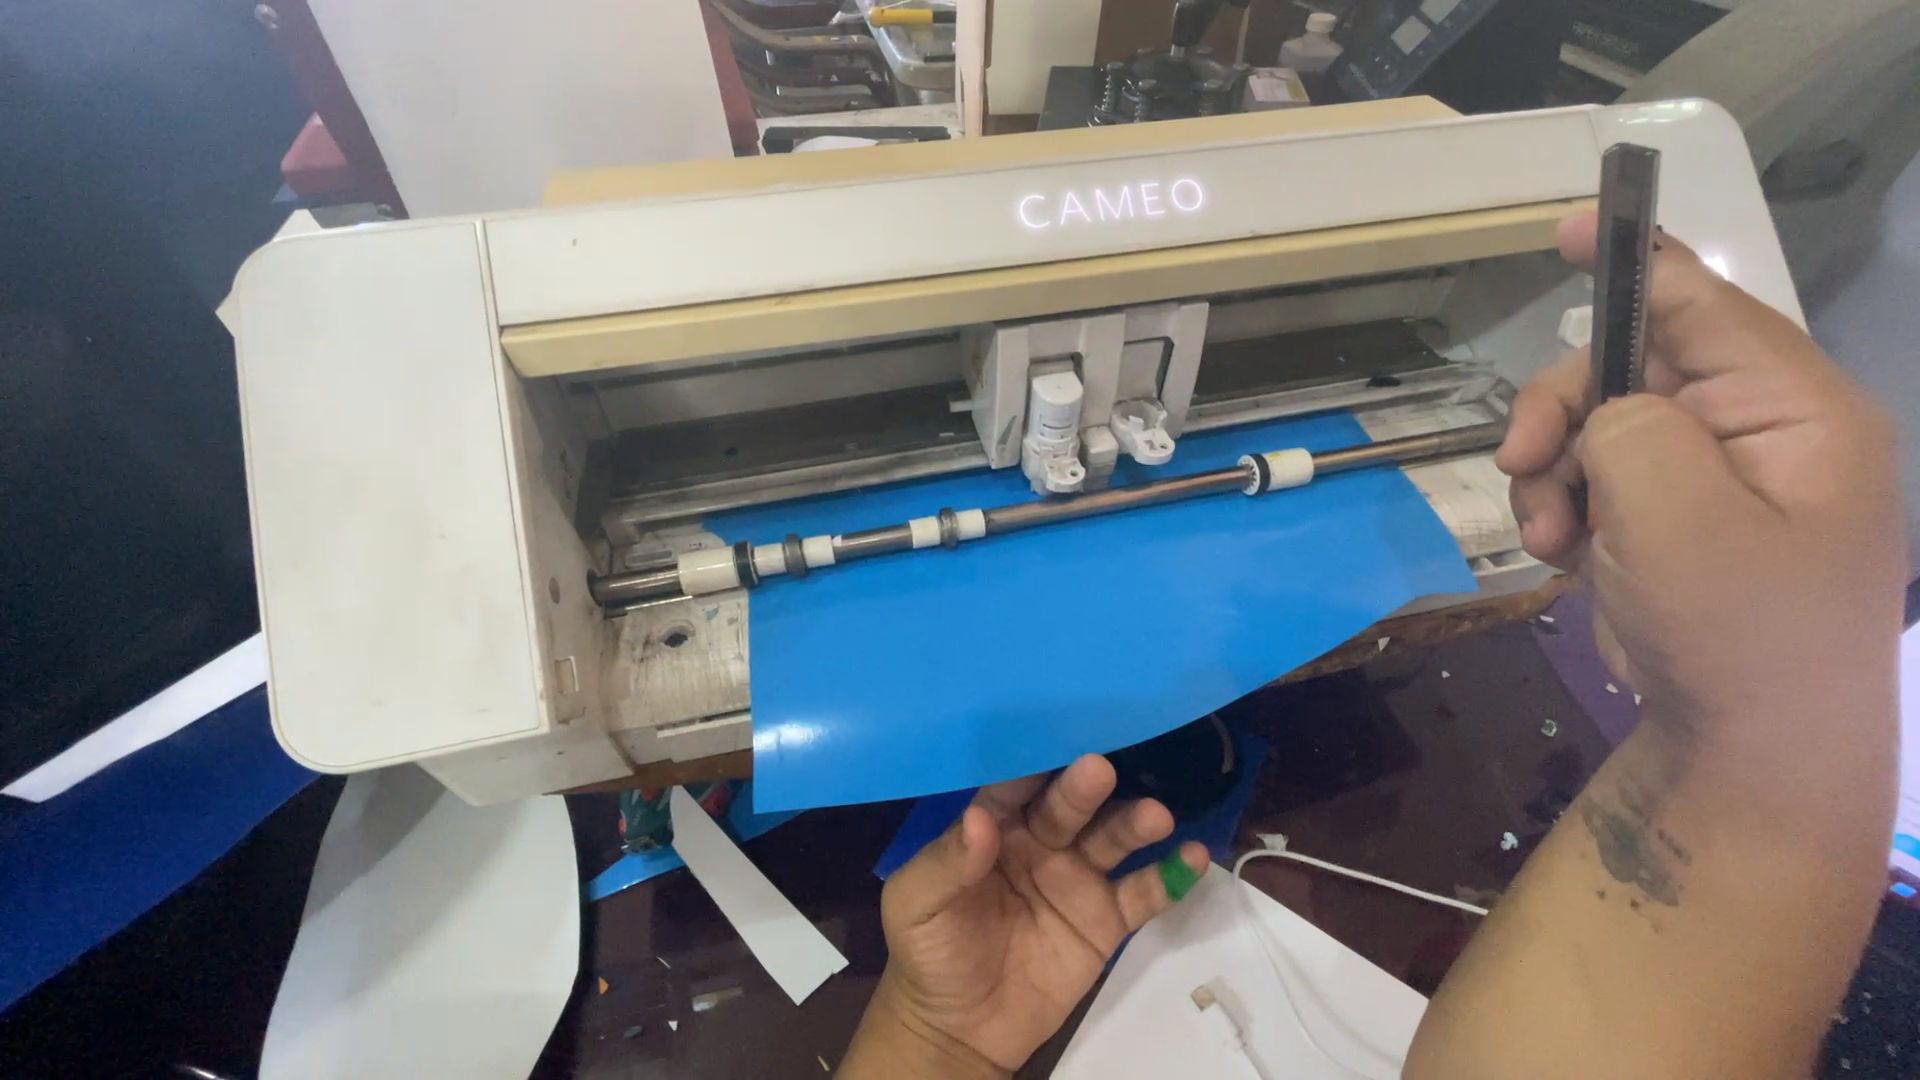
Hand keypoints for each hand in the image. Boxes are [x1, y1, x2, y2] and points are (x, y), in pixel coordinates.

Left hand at [839, 755, 1207, 1076]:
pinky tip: (1193, 857)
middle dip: (1083, 788)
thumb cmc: (928, 951)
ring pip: (1109, 840)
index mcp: (992, 827)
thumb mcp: (916, 905)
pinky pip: (1142, 893)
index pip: (1012, 788)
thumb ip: (947, 863)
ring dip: (1133, 824)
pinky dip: (1169, 875)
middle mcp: (1039, 841)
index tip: (1050, 741)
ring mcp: (1076, 877)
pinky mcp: (1105, 919)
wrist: (959, 1030)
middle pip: (1066, 807)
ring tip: (1156, 815)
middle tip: (1100, 769)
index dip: (1029, 767)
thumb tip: (979, 820)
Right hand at [1498, 211, 1904, 730]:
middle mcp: (1752, 432)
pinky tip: (1562, 551)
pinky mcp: (1660, 514)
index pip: (1707, 309)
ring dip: (1549, 477)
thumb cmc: (1734, 628)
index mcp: (1793, 416)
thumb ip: (1633, 433)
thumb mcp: (1678, 522)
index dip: (1638, 264)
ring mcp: (1702, 476)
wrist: (1740, 733)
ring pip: (1590, 430)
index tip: (1573, 225)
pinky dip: (1556, 509)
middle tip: (1520, 467)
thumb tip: (1603, 412)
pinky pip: (1583, 479)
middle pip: (1625, 372)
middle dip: (1559, 417)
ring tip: (1552, 537)